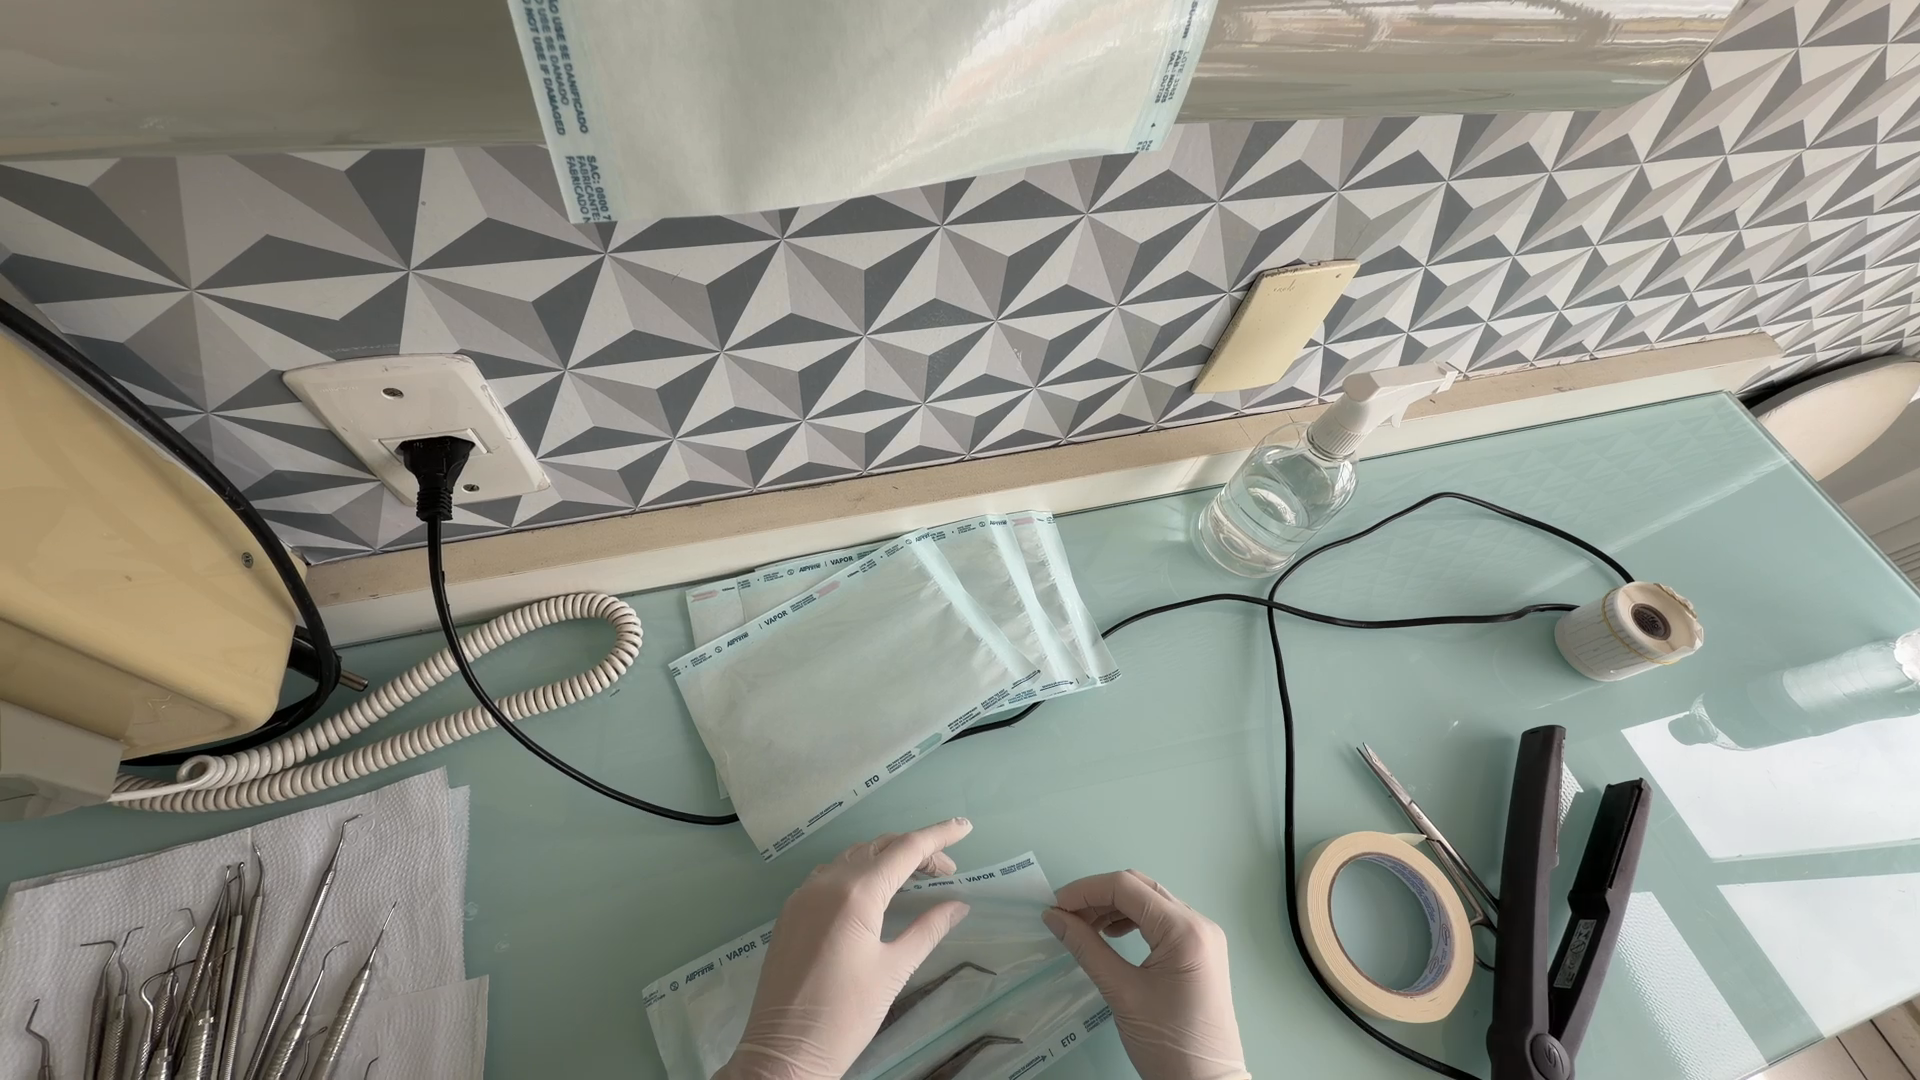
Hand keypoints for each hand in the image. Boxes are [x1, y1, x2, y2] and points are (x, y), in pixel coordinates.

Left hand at [718, 819, 974, 1079]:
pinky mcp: (792, 908)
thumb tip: (959, 905)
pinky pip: (831, 872)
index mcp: (857, 893)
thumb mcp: (893, 971)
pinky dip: (859, 870)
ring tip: (914, 877)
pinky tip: (873, 891)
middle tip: (946, 870)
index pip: (906, 849)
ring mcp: (805, 892)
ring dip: (886, 857)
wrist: (782, 1054)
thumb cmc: (845, 1016)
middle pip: (880, 846)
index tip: (964, 826)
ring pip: (854, 856)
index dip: (938, 835)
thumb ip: (928, 930)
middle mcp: (828, 881)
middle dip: (916, 850)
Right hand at [1042, 870, 1247, 1079]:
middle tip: (1067, 915)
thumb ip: (1086, 947)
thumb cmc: (1167, 1044)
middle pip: (1140, 888)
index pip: (1127, 888)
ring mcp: (1203, 936)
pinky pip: (1161, 919)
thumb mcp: (1122, 993)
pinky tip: (1112, 935)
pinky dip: (1132, 920)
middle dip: (1098, 896)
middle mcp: (1199, 923)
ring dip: (1114, 907)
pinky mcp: (1200, 950)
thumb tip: (1054, 917)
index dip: (1087, 890)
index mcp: (1184, 930)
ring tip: (1085, 927)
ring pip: (1150, 900)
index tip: (1056, 906)